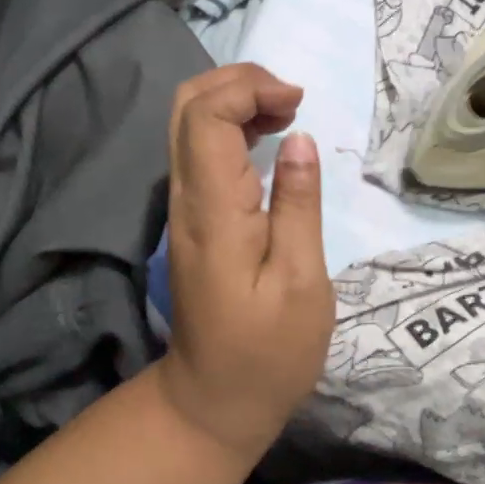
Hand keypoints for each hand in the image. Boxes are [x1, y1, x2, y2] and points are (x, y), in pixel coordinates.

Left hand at [156, 64, 334, 458]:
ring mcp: (182, 204)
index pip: (205, 115)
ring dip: (236, 99)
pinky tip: (268, 137)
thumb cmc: (268, 351)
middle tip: (292, 99)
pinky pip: (198, 145)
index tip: (297, 103)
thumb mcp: (302, 284)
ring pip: (189, 120)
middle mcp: (186, 196)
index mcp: (212, 209)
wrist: (213, 401)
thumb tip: (298, 138)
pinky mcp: (191, 214)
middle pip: (187, 104)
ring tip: (288, 113)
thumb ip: (298, 205)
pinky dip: (232, 124)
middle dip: (239, 82)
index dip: (248, 89)